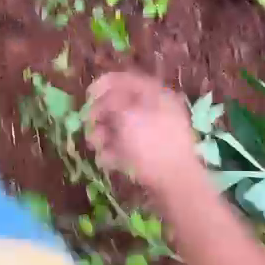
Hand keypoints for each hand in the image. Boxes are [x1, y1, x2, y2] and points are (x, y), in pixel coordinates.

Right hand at [87, 71, 203, 190]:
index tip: (87, 97)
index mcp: (155, 94)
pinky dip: (115, 151)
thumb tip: (103, 100)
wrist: (177, 185)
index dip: (102, 85)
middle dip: (100, 116)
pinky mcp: (155, 154)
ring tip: (95, 147)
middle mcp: (158, 109)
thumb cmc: (150, 144)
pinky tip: (107, 160)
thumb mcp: (126, 115)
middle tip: (88, 126)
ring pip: (123, 126)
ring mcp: (158, 133)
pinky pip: (130, 146)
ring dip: (104, 135)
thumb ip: (110, 101)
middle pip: (121, 104)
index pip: (125, 79)